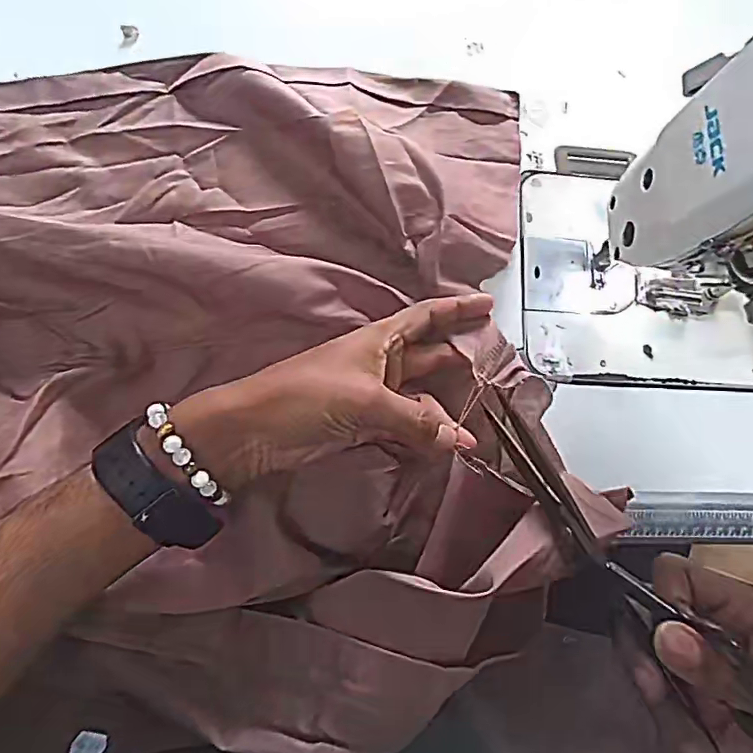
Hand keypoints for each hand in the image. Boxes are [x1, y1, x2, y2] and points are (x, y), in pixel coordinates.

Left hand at [159, 293, 493, 487]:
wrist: (253, 433)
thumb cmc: (303, 396)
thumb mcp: (365, 400)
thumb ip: (415, 419)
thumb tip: (460, 439)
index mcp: (380, 339)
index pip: (427, 316)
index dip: (458, 309)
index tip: (489, 305)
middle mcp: (381, 363)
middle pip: (431, 358)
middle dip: (462, 365)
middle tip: (498, 376)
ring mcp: (373, 396)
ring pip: (421, 399)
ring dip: (445, 414)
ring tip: (476, 430)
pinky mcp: (364, 426)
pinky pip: (405, 428)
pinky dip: (423, 438)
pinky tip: (443, 448)